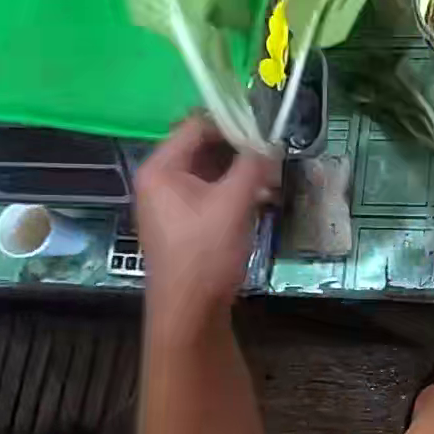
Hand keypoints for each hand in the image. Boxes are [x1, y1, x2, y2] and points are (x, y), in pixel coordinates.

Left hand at [133, 115, 279, 328]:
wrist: (190, 310)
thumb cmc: (206, 253)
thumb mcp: (234, 204)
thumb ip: (253, 166)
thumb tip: (271, 142)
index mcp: (161, 168)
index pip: (196, 126)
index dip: (231, 123)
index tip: (265, 128)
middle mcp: (160, 180)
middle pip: (203, 148)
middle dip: (239, 150)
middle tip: (273, 154)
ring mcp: (171, 203)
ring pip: (210, 173)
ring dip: (241, 172)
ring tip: (272, 179)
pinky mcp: (185, 222)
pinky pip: (211, 194)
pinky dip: (234, 191)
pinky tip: (261, 199)